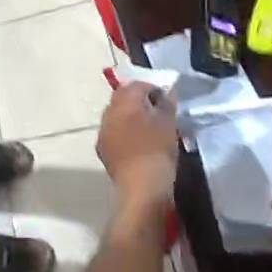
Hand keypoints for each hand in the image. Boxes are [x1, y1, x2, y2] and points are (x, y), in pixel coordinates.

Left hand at [96, 82, 178, 202]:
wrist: (140, 186)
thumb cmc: (157, 151)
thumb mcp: (169, 125)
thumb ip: (166, 105)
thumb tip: (165, 94)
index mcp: (124, 103)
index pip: (136, 86)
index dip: (152, 89)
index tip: (167, 100)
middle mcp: (108, 113)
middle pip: (122, 98)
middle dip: (139, 101)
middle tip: (159, 112)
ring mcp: (102, 131)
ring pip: (116, 115)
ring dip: (131, 116)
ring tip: (151, 127)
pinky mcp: (102, 147)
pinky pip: (114, 132)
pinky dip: (125, 132)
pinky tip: (139, 143)